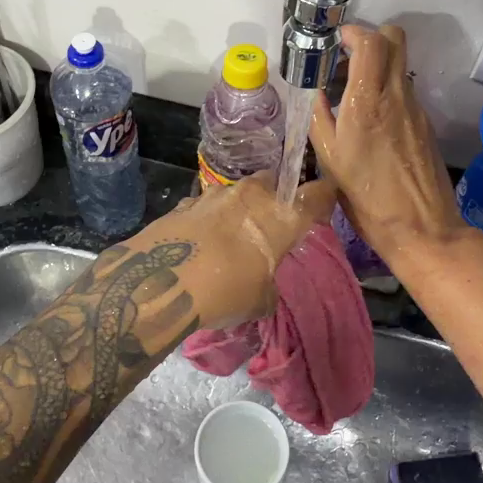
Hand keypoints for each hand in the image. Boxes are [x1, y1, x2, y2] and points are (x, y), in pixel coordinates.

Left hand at [139, 170, 336, 328]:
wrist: (159, 282)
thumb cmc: (224, 291)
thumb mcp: (260, 300)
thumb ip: (269, 284)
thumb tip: (263, 284)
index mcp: (281, 215)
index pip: (317, 194)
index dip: (324, 198)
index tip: (323, 206)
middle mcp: (251, 194)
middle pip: (273, 182)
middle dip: (276, 197)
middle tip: (272, 223)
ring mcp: (213, 194)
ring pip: (237, 193)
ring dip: (239, 209)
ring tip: (233, 237)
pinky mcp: (183, 203)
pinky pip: (206, 206)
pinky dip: (209, 220)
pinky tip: (202, 243)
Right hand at [309, 24, 473, 273]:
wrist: (421, 228)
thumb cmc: (366, 198)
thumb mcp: (329, 158)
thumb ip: (319, 117)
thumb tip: (316, 91)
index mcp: (367, 102)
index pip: (371, 42)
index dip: (353, 31)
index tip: (336, 41)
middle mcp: (396, 96)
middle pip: (395, 39)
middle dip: (370, 38)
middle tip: (345, 59)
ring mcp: (415, 108)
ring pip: (399, 66)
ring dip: (377, 66)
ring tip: (351, 93)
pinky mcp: (424, 124)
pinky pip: (403, 91)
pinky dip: (385, 91)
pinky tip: (370, 120)